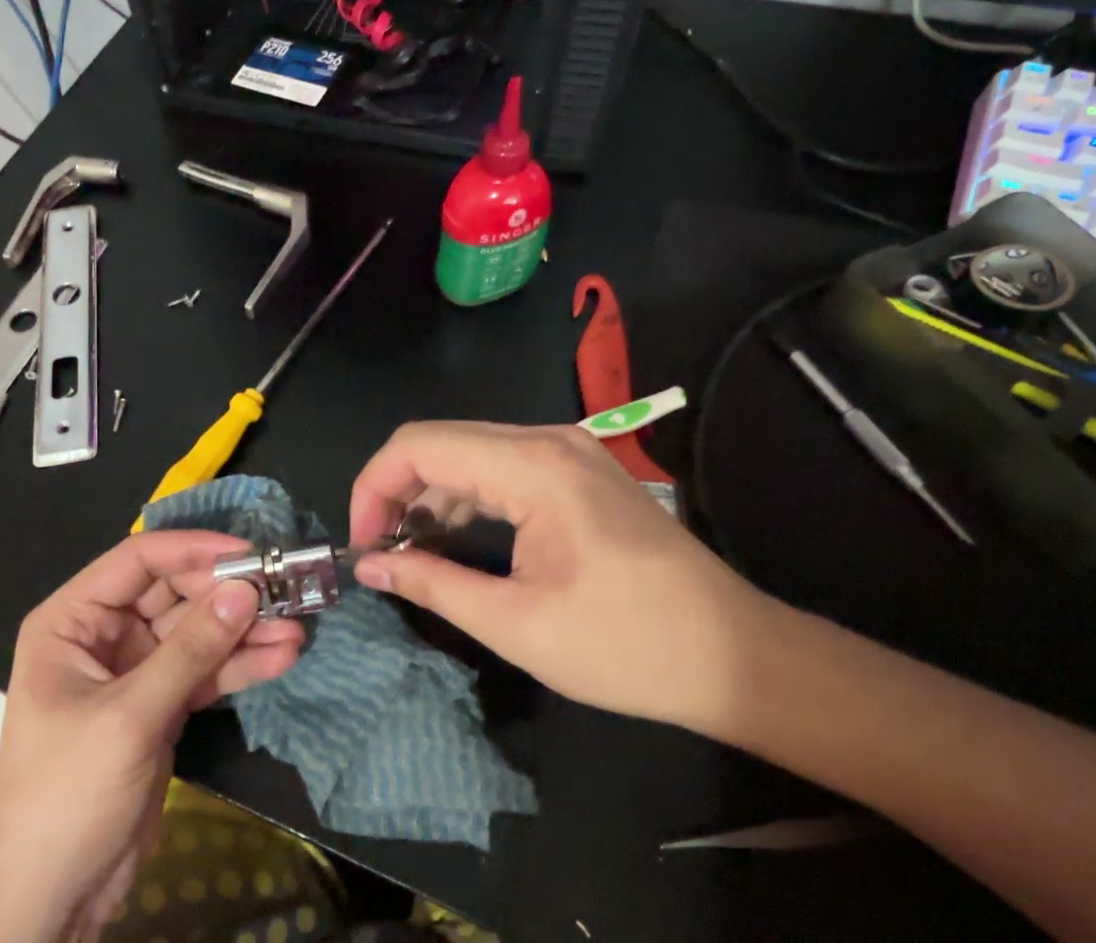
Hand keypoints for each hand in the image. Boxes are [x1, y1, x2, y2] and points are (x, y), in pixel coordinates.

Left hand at [0, 531, 304, 942]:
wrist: (55, 892)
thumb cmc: (69, 792)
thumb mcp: (130, 716)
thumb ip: (190, 651)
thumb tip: (245, 590)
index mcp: (71, 622)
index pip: (137, 562)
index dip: (193, 550)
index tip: (250, 553)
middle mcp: (102, 636)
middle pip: (174, 596)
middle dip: (229, 595)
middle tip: (288, 591)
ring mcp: (134, 673)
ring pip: (197, 635)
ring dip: (245, 632)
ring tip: (299, 628)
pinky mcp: (161, 708)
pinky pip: (205, 673)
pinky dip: (240, 667)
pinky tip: (283, 658)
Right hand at [348, 421, 768, 728]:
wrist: (734, 655)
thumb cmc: (625, 645)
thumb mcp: (514, 624)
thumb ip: (431, 584)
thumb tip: (367, 566)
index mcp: (533, 466)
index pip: (418, 446)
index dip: (372, 489)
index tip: (361, 546)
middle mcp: (549, 440)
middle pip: (442, 443)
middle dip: (396, 493)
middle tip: (379, 555)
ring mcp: (570, 453)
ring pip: (470, 454)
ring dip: (430, 498)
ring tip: (410, 555)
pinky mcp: (580, 474)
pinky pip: (503, 469)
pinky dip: (468, 500)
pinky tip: (455, 543)